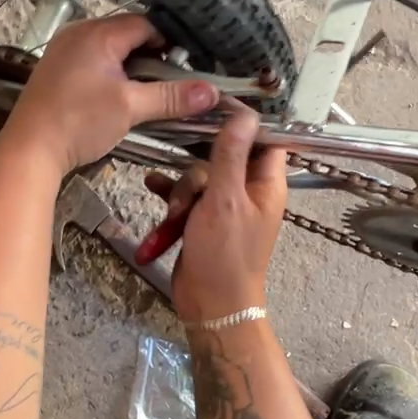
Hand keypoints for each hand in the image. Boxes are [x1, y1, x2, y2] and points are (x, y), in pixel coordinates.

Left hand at [0, 15, 218, 176]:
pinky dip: (109, 74)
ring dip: (130, 67)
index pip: (145, 24)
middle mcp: (77, 33)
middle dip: (151, 56)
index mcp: (97, 33)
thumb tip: (210, 92)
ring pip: (109, 50)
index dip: (170, 42)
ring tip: (146, 92)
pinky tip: (117, 97)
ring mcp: (62, 51)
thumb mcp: (130, 108)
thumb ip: (171, 97)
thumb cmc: (79, 122)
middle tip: (170, 81)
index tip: (187, 65)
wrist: (30, 149)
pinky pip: (91, 62)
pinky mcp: (54, 71)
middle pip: (126, 35)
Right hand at [140, 100, 288, 322]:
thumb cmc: (224, 256)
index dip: (243, 124)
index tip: (214, 112)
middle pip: (221, 157)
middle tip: (191, 195)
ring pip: (198, 176)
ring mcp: (223, 206)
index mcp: (266, 185)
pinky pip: (184, 196)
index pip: (264, 140)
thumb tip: (245, 114)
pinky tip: (151, 186)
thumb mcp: (225, 200)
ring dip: (180, 191)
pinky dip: (169, 195)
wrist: (210, 305)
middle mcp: (248, 191)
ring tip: (175, 214)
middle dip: (197, 173)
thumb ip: (230, 155)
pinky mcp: (201, 219)